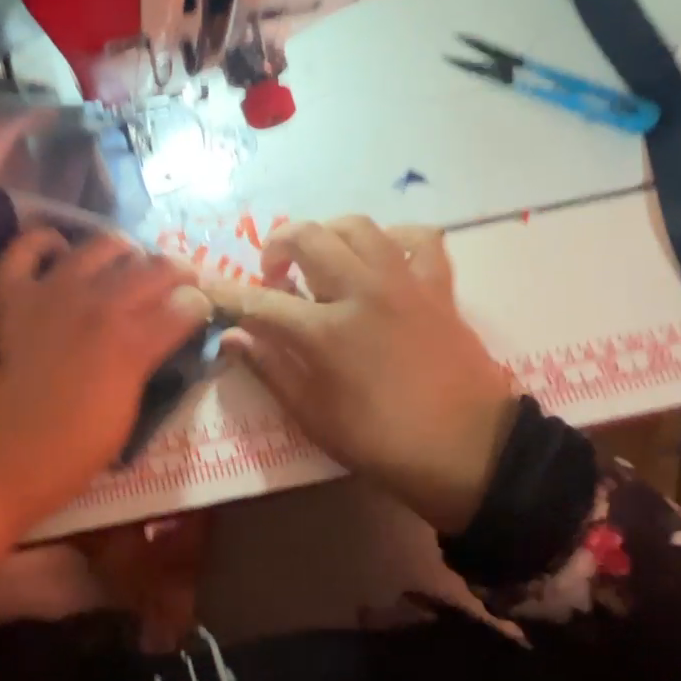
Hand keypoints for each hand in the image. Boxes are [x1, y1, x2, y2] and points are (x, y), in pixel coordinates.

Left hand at [0, 229, 209, 654]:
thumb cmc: (71, 451)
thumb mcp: (127, 412)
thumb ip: (146, 365)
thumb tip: (162, 337)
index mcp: (133, 340)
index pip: (185, 305)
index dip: (199, 306)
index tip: (202, 309)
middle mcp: (99, 302)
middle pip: (152, 267)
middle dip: (176, 272)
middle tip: (180, 282)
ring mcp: (53, 290)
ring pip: (100, 246)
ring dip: (123, 251)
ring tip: (128, 262)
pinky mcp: (14, 292)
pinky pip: (27, 248)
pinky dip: (44, 243)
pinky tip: (60, 250)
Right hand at [206, 218, 516, 533]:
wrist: (472, 454)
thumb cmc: (384, 442)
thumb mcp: (314, 417)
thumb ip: (270, 369)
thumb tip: (231, 337)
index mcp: (326, 332)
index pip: (259, 300)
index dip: (227, 294)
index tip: (209, 291)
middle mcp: (362, 292)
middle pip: (306, 237)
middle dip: (276, 247)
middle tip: (273, 276)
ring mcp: (404, 283)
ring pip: (356, 225)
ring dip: (326, 234)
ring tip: (319, 260)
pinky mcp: (438, 287)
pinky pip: (417, 239)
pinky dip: (392, 239)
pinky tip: (380, 259)